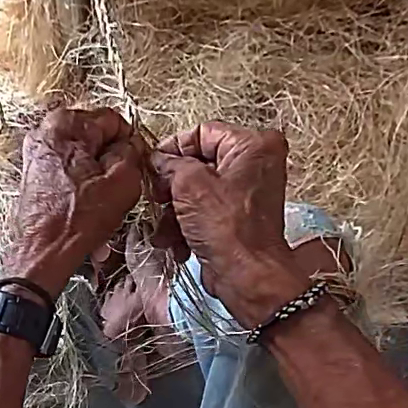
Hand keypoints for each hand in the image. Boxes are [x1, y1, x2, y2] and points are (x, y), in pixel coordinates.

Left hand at [2, 107, 146, 296]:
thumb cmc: (76, 222)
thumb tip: (132, 146)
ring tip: (100, 203)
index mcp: (66, 124)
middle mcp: (46, 134)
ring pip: (84, 159)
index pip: (114, 121)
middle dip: (111, 162)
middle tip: (116, 187)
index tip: (135, 164)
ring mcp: (38, 156)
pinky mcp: (36, 177)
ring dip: (97, 179)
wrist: (43, 253)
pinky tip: (86, 209)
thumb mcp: (123, 181)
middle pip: (96, 140)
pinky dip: (81, 189)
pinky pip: (69, 175)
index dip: (130, 144)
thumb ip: (133, 153)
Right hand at [150, 121, 306, 326]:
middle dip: (171, 187)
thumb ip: (171, 164)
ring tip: (163, 231)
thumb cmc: (227, 228)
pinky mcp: (236, 219)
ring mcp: (246, 194)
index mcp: (253, 145)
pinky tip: (175, 244)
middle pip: (198, 164)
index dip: (173, 148)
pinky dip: (186, 227)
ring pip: (196, 193)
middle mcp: (254, 165)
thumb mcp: (189, 185)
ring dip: (173, 213)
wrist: (245, 275)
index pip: (202, 132)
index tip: (153, 165)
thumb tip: (158, 160)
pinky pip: (203, 213)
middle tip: (157, 199)